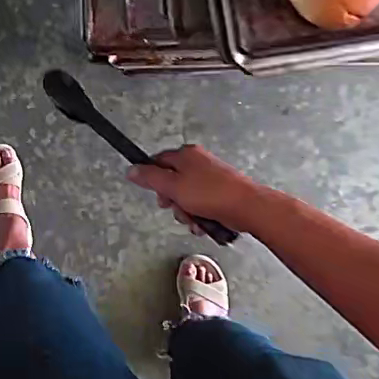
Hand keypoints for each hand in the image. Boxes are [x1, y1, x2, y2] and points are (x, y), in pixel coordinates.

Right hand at [125, 145, 268, 235]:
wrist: (247, 207)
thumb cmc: (211, 194)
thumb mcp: (173, 187)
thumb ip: (150, 178)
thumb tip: (131, 169)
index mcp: (186, 155)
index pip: (158, 161)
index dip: (152, 179)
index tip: (155, 194)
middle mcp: (198, 162)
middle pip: (172, 181)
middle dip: (172, 200)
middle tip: (176, 208)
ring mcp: (211, 177)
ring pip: (186, 195)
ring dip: (185, 211)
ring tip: (193, 219)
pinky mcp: (220, 192)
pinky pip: (200, 203)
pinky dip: (198, 214)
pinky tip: (202, 223)